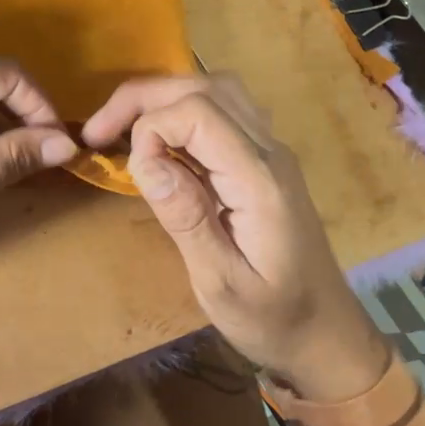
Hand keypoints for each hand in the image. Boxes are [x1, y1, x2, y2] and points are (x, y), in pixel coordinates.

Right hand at [83, 75, 388, 403]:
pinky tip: (158, 141)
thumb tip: (143, 160)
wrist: (328, 338)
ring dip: (162, 98)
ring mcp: (271, 153)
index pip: (198, 113)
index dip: (148, 126)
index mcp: (259, 181)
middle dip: (143, 98)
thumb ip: (185, 219)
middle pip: (204, 88)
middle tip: (97, 131)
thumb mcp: (221, 284)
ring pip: (216, 90)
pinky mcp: (264, 162)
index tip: (119, 164)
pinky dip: (181, 111)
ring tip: (121, 128)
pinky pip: (223, 111)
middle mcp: (270, 153)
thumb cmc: (272, 320)